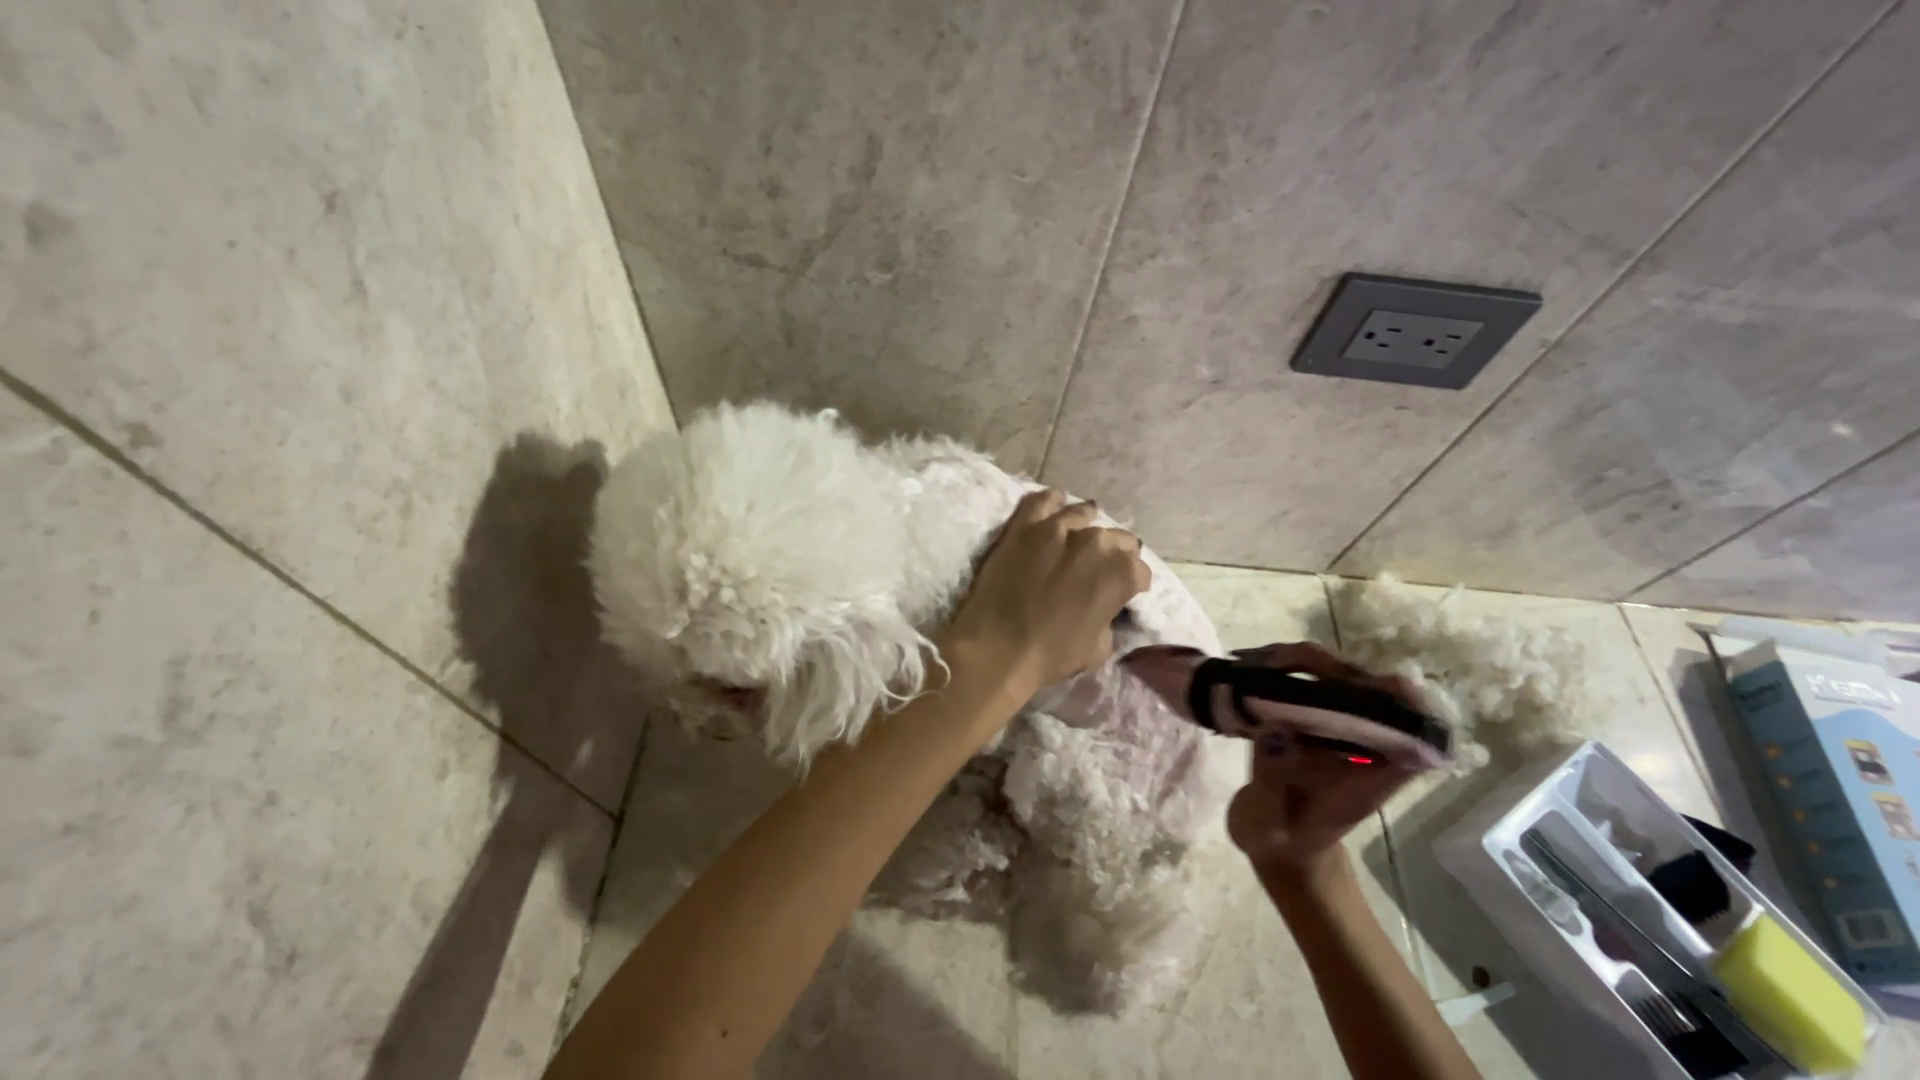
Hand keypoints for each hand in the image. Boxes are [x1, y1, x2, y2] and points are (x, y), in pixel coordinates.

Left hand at [938, 490, 1150, 699]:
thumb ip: (1109, 618)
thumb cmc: (1052, 655)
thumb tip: (1105, 608)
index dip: (1134, 583)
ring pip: (1084, 514)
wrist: (997, 648)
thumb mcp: (1099, 647)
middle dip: (1114, 552)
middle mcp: (1097, 543)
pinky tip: (1056, 501)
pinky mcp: (1024, 525)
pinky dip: (1051, 500)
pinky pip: (1042, 501)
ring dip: (1087, 524)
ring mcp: (1059, 528)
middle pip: (1117, 539)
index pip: (1140, 571)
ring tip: (1082, 532)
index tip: (1124, 591)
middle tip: (1100, 566)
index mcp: (1121, 573)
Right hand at [1126, 642, 1433, 875]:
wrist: (1275, 845)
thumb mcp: (1267, 821)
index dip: (1415, 711)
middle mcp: (1366, 755)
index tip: (1388, 683)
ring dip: (1325, 668)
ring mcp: (1345, 740)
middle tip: (1298, 659)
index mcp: (1368, 783)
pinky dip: (1306, 675)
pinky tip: (1272, 664)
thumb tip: (1277, 728)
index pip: (1417, 745)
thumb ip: (1272, 779)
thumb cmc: (1278, 840)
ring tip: (1277, 657)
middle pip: (1385, 705)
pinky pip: (1327, 694)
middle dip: (1353, 675)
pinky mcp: (1323, 731)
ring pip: (1356, 692)